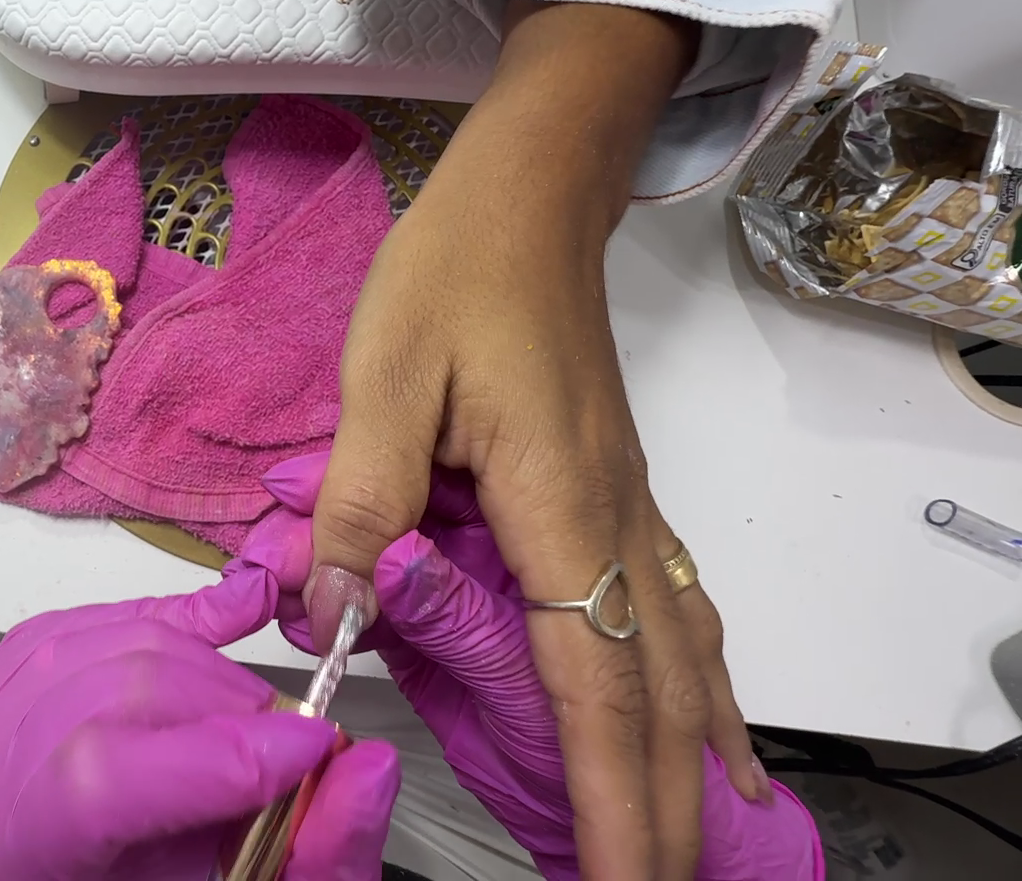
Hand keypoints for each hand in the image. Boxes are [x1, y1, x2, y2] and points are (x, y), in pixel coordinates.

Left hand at [0, 570, 401, 880]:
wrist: (61, 858)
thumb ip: (311, 852)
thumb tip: (366, 767)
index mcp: (26, 838)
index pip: (103, 777)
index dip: (217, 755)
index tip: (311, 744)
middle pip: (124, 691)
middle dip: (231, 707)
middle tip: (291, 737)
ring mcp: (4, 687)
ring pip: (130, 636)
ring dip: (213, 667)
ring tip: (254, 709)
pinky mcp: (32, 642)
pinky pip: (122, 607)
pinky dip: (187, 614)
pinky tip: (233, 617)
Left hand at [308, 1, 759, 878]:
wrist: (518, 205)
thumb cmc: (447, 283)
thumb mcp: (381, 385)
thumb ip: (360, 500)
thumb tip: (331, 612)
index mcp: (555, 504)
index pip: (594, 683)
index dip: (611, 798)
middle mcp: (612, 516)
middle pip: (656, 684)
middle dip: (662, 802)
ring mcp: (622, 495)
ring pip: (674, 647)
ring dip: (684, 750)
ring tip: (690, 834)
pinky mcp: (606, 473)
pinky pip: (660, 597)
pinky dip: (682, 673)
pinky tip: (690, 701)